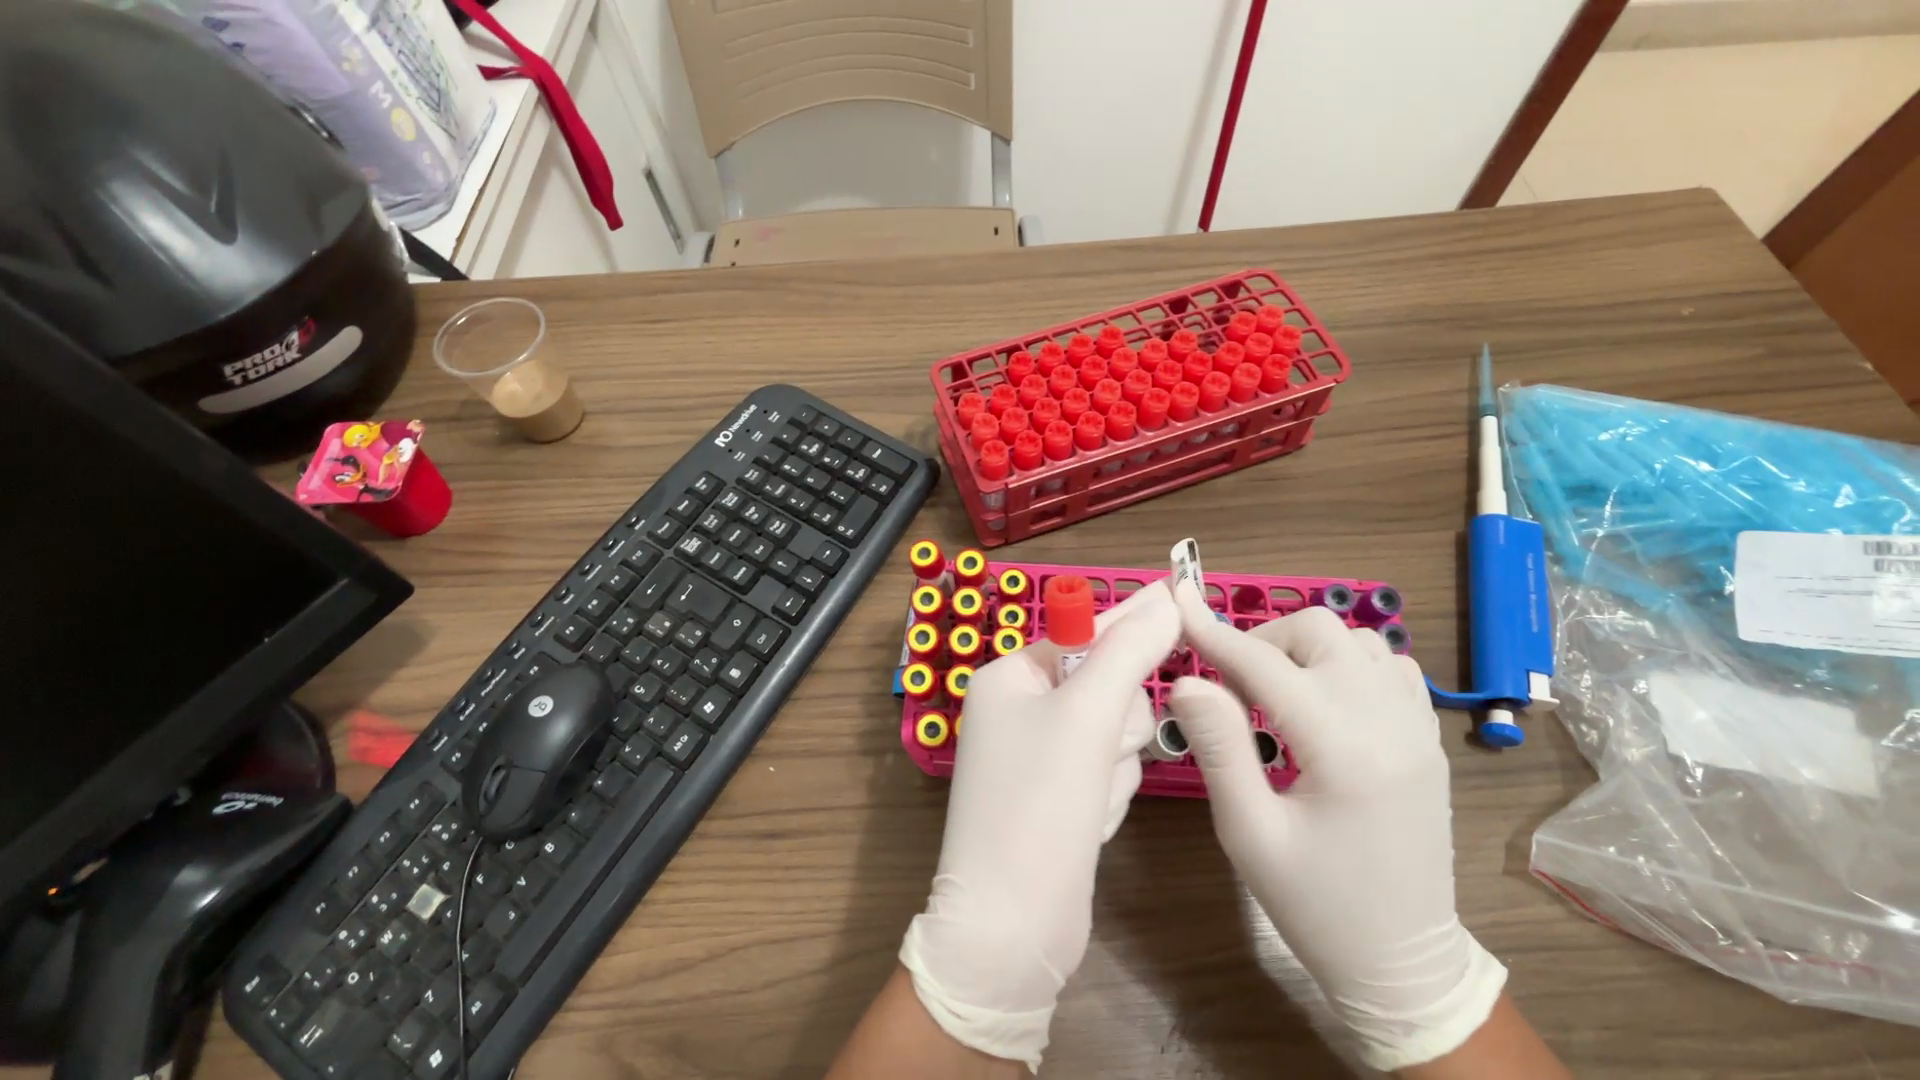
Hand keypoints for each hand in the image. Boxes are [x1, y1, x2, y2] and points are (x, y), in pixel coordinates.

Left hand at [899, 580, 1176, 1071]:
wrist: (1011, 926)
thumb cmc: (1039, 805)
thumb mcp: (1086, 717)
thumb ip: (1129, 652)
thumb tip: (1165, 596)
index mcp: (1009, 677)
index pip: (1083, 633)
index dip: (1131, 629)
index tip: (1182, 607)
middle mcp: (1019, 711)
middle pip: (1107, 684)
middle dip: (1118, 722)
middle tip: (1103, 751)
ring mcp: (1040, 758)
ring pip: (1116, 732)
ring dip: (1116, 765)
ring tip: (1089, 798)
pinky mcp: (1060, 799)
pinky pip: (1108, 772)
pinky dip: (1109, 795)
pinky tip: (1090, 824)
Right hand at [1166, 580, 1505, 1072]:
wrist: (1401, 960)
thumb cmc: (1314, 905)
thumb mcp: (1249, 834)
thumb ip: (1220, 747)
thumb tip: (1189, 680)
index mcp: (1342, 747)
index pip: (1264, 665)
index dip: (1213, 631)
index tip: (1177, 601)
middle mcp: (1388, 721)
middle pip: (1319, 633)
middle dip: (1263, 641)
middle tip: (1228, 684)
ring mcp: (1417, 727)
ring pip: (1359, 641)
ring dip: (1306, 650)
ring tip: (1273, 692)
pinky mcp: (1427, 740)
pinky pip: (1390, 668)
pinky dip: (1347, 664)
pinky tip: (1322, 702)